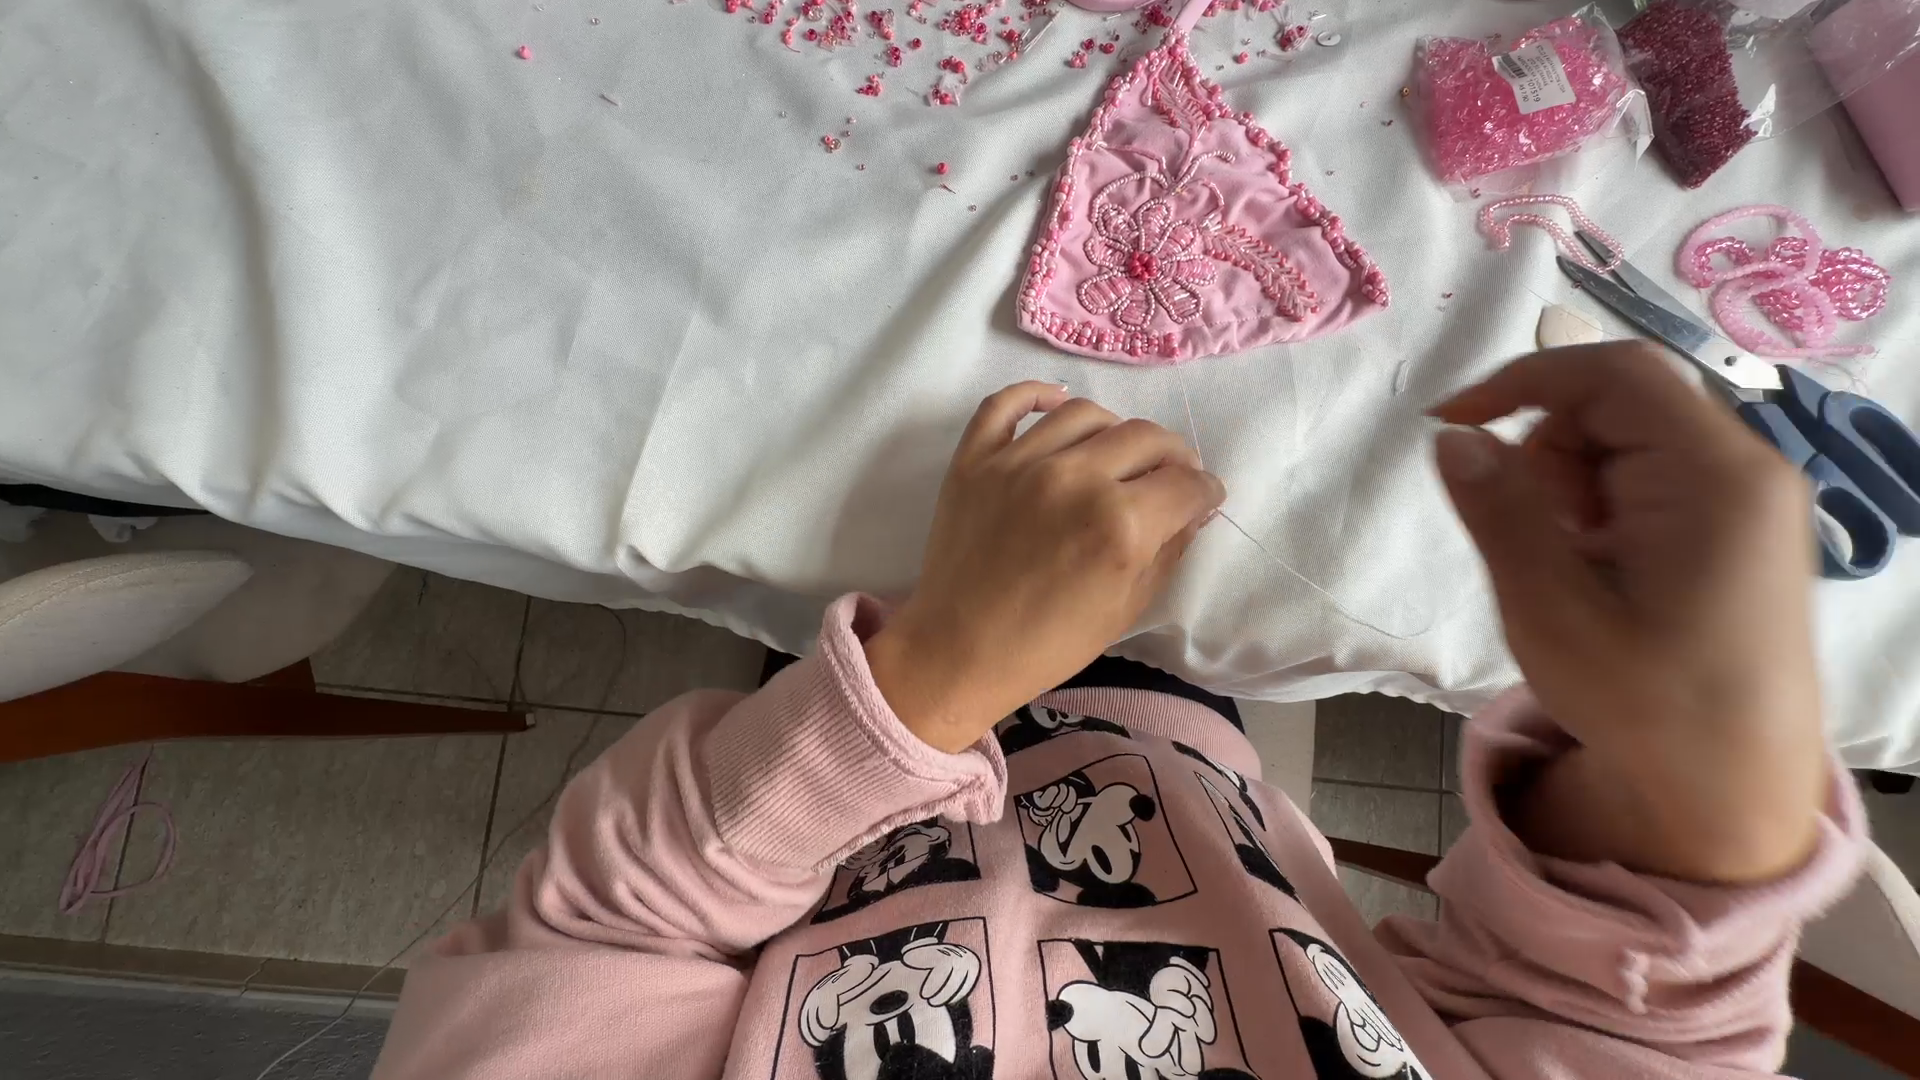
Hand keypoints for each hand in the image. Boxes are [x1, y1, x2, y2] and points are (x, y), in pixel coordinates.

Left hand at [866, 382, 1225, 753]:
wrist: (958, 651)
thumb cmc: (1047, 644)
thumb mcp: (1126, 608)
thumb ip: (1169, 549)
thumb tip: (1192, 506)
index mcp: (1120, 525)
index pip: (1185, 482)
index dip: (1204, 490)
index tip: (1201, 497)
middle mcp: (1074, 479)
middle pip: (1145, 438)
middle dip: (1172, 457)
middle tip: (1167, 477)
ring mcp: (1018, 462)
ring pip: (1085, 413)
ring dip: (1115, 429)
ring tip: (1116, 453)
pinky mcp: (974, 459)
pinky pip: (1005, 403)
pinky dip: (1034, 394)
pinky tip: (1056, 402)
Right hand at [1430, 344, 1826, 882]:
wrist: (1721, 781)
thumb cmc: (1638, 698)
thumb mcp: (1547, 607)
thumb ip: (1499, 513)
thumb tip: (1451, 437)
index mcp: (1712, 479)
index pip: (1612, 374)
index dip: (1520, 379)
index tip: (1446, 425)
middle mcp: (1741, 472)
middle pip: (1615, 405)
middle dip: (1542, 451)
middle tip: (1524, 531)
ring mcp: (1739, 499)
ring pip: (1619, 442)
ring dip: (1561, 484)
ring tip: (1559, 561)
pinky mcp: (1724, 526)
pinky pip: (1637, 479)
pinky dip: (1587, 506)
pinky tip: (1585, 565)